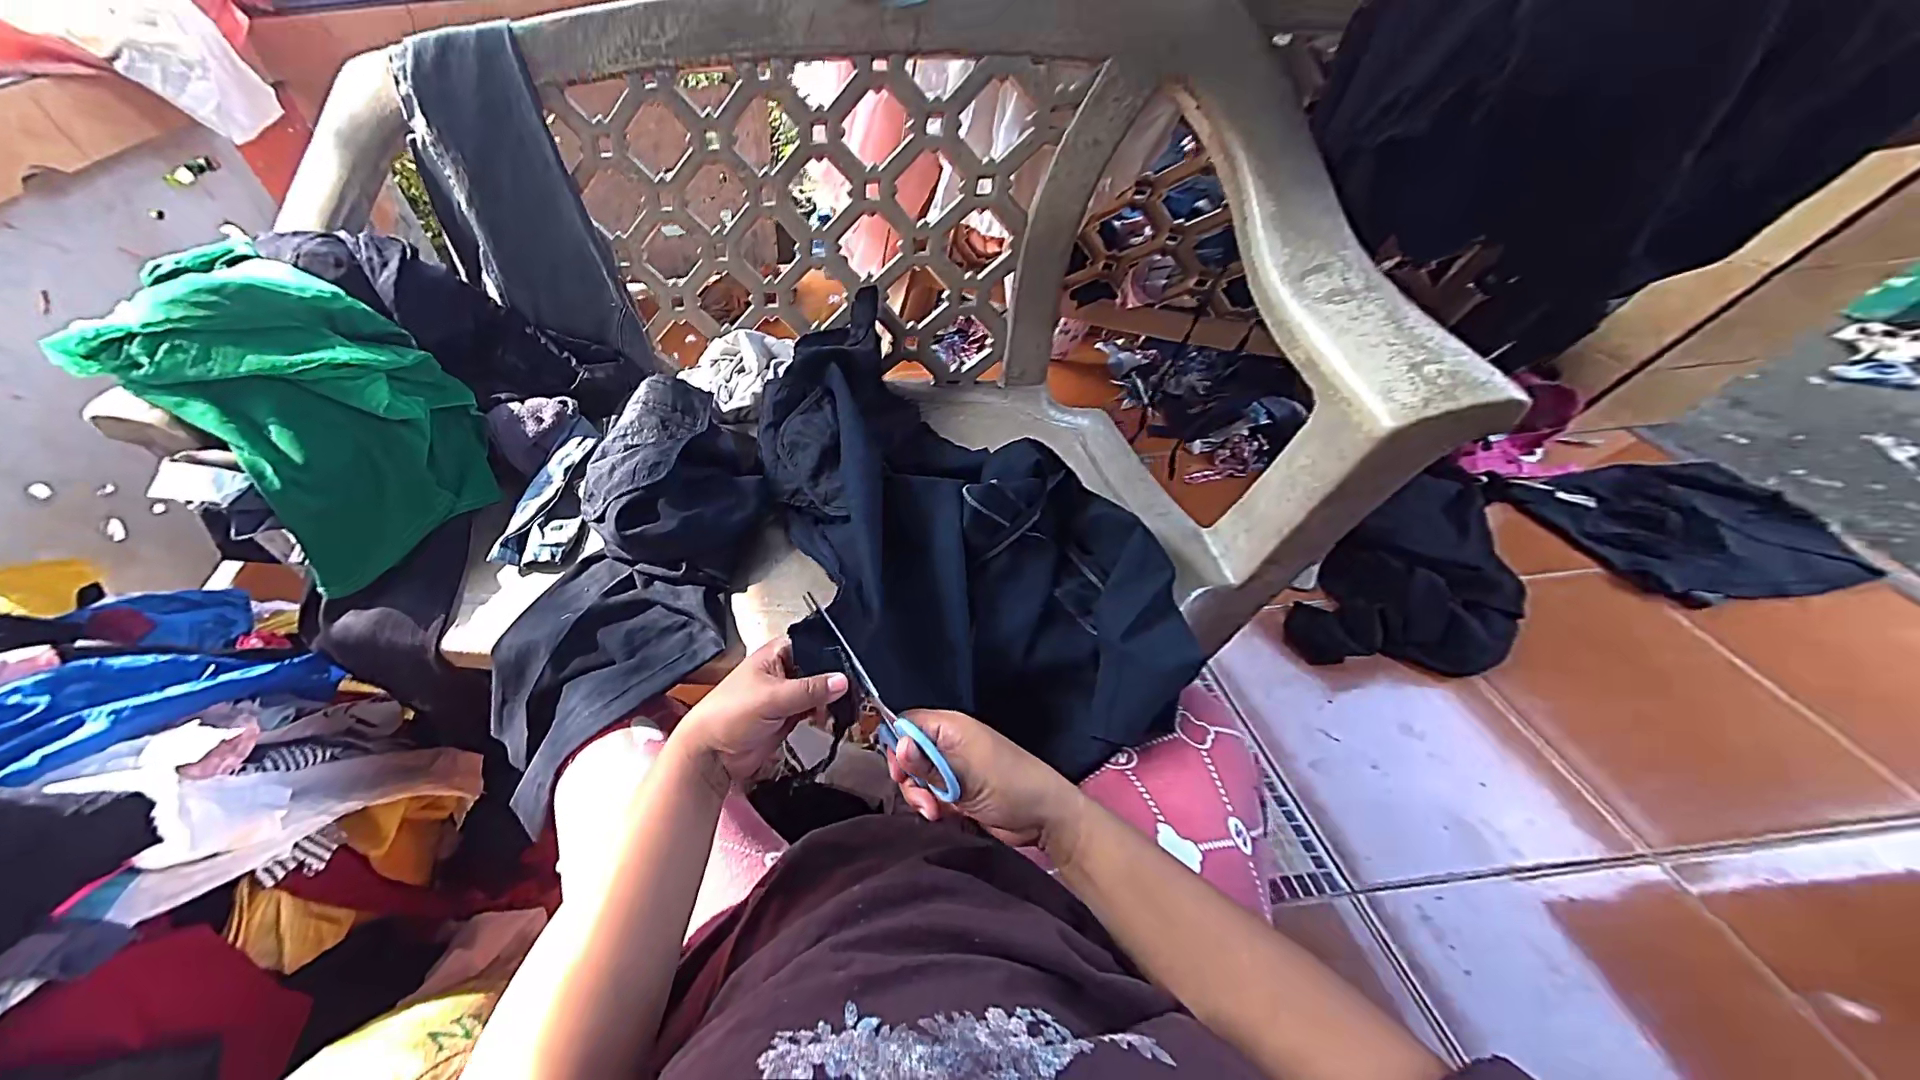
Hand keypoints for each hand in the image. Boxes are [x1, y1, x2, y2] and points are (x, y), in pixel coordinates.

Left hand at [672, 637, 847, 792]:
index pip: (814, 645)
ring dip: (833, 699)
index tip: (855, 665)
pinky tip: (836, 717)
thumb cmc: (729, 714)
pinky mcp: (790, 715)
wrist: (711, 754)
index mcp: (776, 653)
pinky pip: (815, 710)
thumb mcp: (773, 697)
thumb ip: (810, 689)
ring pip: (820, 691)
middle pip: (820, 669)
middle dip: (837, 679)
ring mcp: (788, 693)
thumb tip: (843, 681)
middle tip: (857, 689)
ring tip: (850, 705)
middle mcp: (784, 669)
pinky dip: (825, 714)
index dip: (834, 653)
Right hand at [886, 709, 1087, 851]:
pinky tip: (943, 816)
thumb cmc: (1011, 787)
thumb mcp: (965, 777)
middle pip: (909, 753)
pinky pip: (932, 793)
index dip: (898, 745)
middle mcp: (950, 743)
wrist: (1044, 817)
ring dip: (921, 796)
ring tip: (936, 812)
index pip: (908, 723)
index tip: (899, 772)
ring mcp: (955, 767)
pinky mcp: (958, 789)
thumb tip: (898, 744)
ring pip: (919, 777)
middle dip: (910, 779)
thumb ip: (929, 763)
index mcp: (952, 727)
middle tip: (924, 800)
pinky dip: (933, 805)